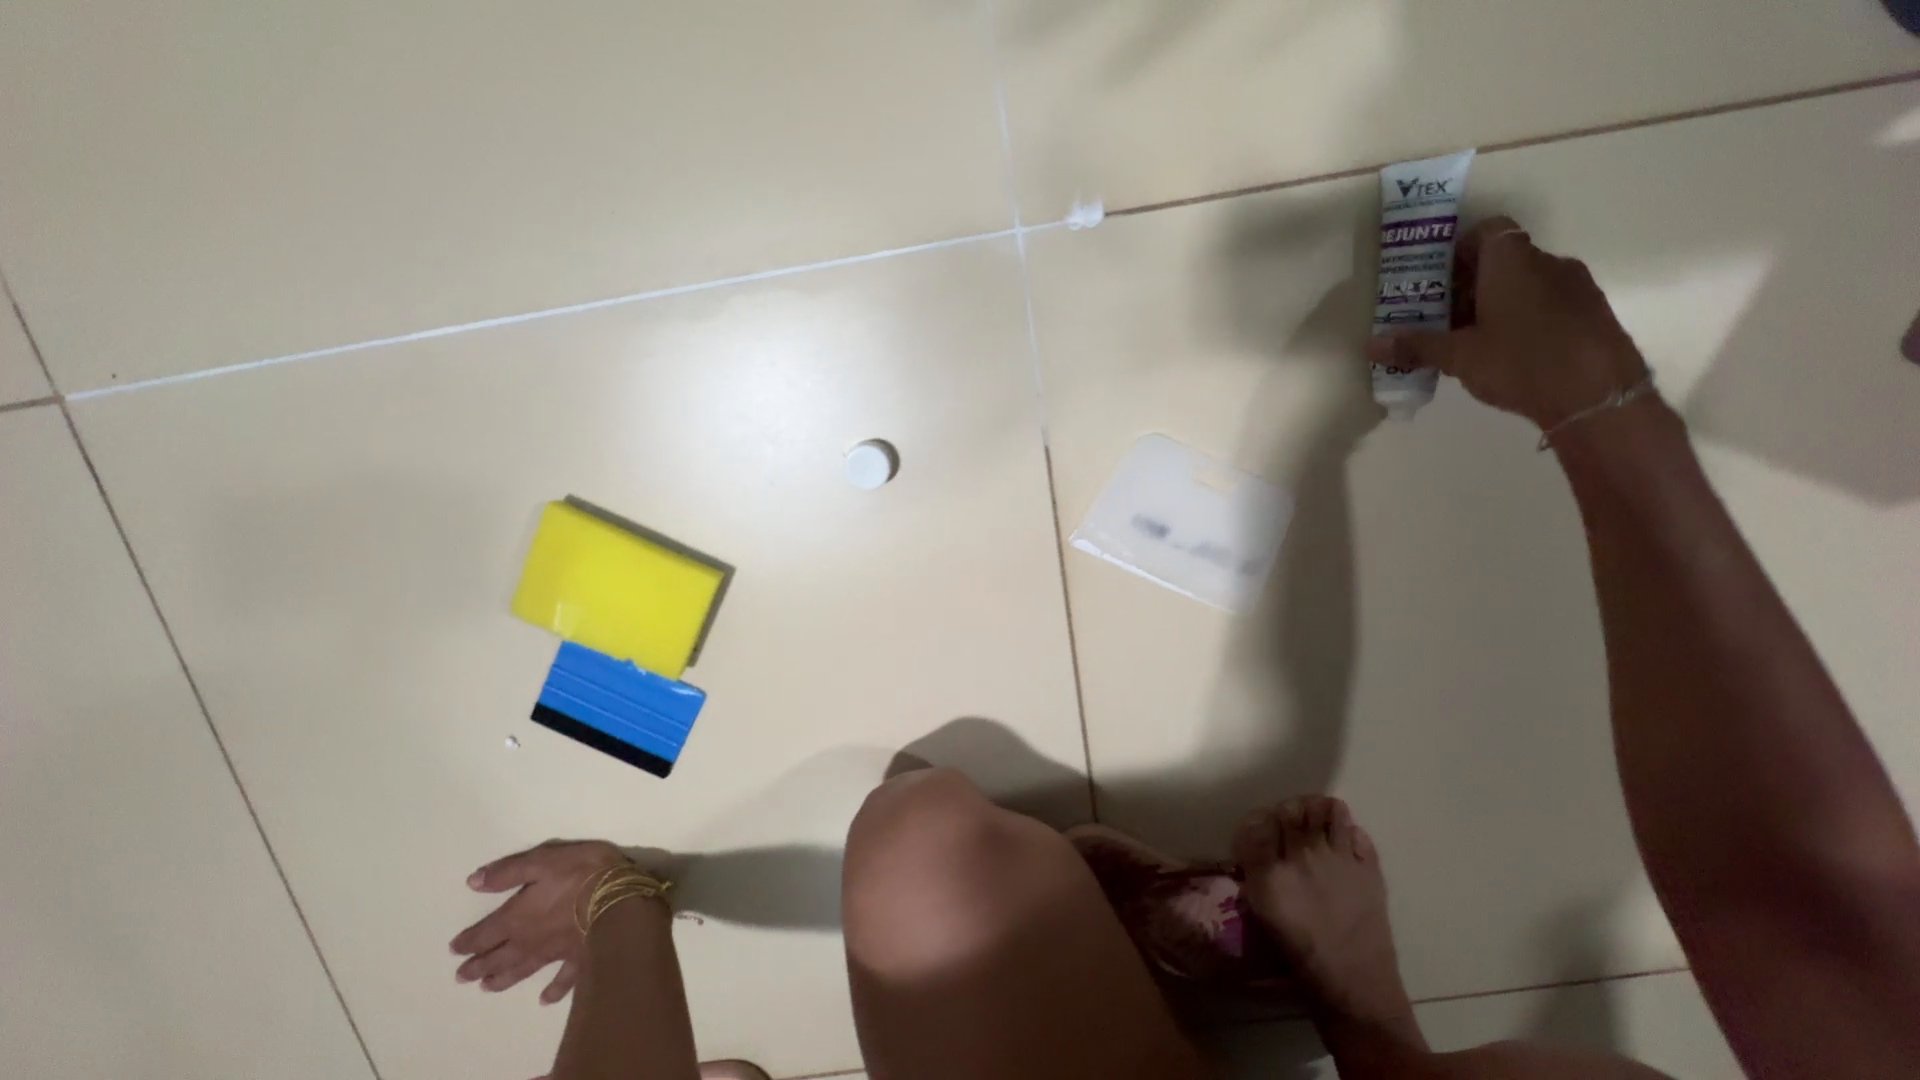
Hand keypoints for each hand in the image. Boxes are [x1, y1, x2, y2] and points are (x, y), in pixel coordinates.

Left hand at [449, 839, 642, 1001]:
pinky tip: (545, 1000)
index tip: (455, 950)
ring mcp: (553, 954)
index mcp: (517, 917)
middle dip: (479, 966)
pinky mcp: (577, 960)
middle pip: (498, 957)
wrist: (618, 899)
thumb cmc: (581, 873)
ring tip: (485, 988)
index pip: (485, 933)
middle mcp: (529, 941)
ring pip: (522, 971)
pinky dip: (553, 991)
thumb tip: (473, 882)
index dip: (468, 941)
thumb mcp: (543, 860)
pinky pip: (562, 981)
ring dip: (502, 980)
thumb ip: (508, 872)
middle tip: (462, 976)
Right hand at [1366, 216, 1649, 429]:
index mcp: (1511, 261)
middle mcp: (1547, 262)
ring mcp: (1576, 286)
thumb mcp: (1459, 357)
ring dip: (1499, 301)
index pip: (1486, 231)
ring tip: (1473, 338)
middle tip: (1442, 316)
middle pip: (1503, 258)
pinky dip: (1526, 317)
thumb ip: (1416, 346)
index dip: (1459, 249)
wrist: (1598, 394)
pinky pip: (1549, 302)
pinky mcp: (1592, 312)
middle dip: (1471, 283)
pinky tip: (1510, 352)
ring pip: (1527, 282)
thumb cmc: (1520, 361)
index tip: (1437, 279)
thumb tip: (1370, 345)